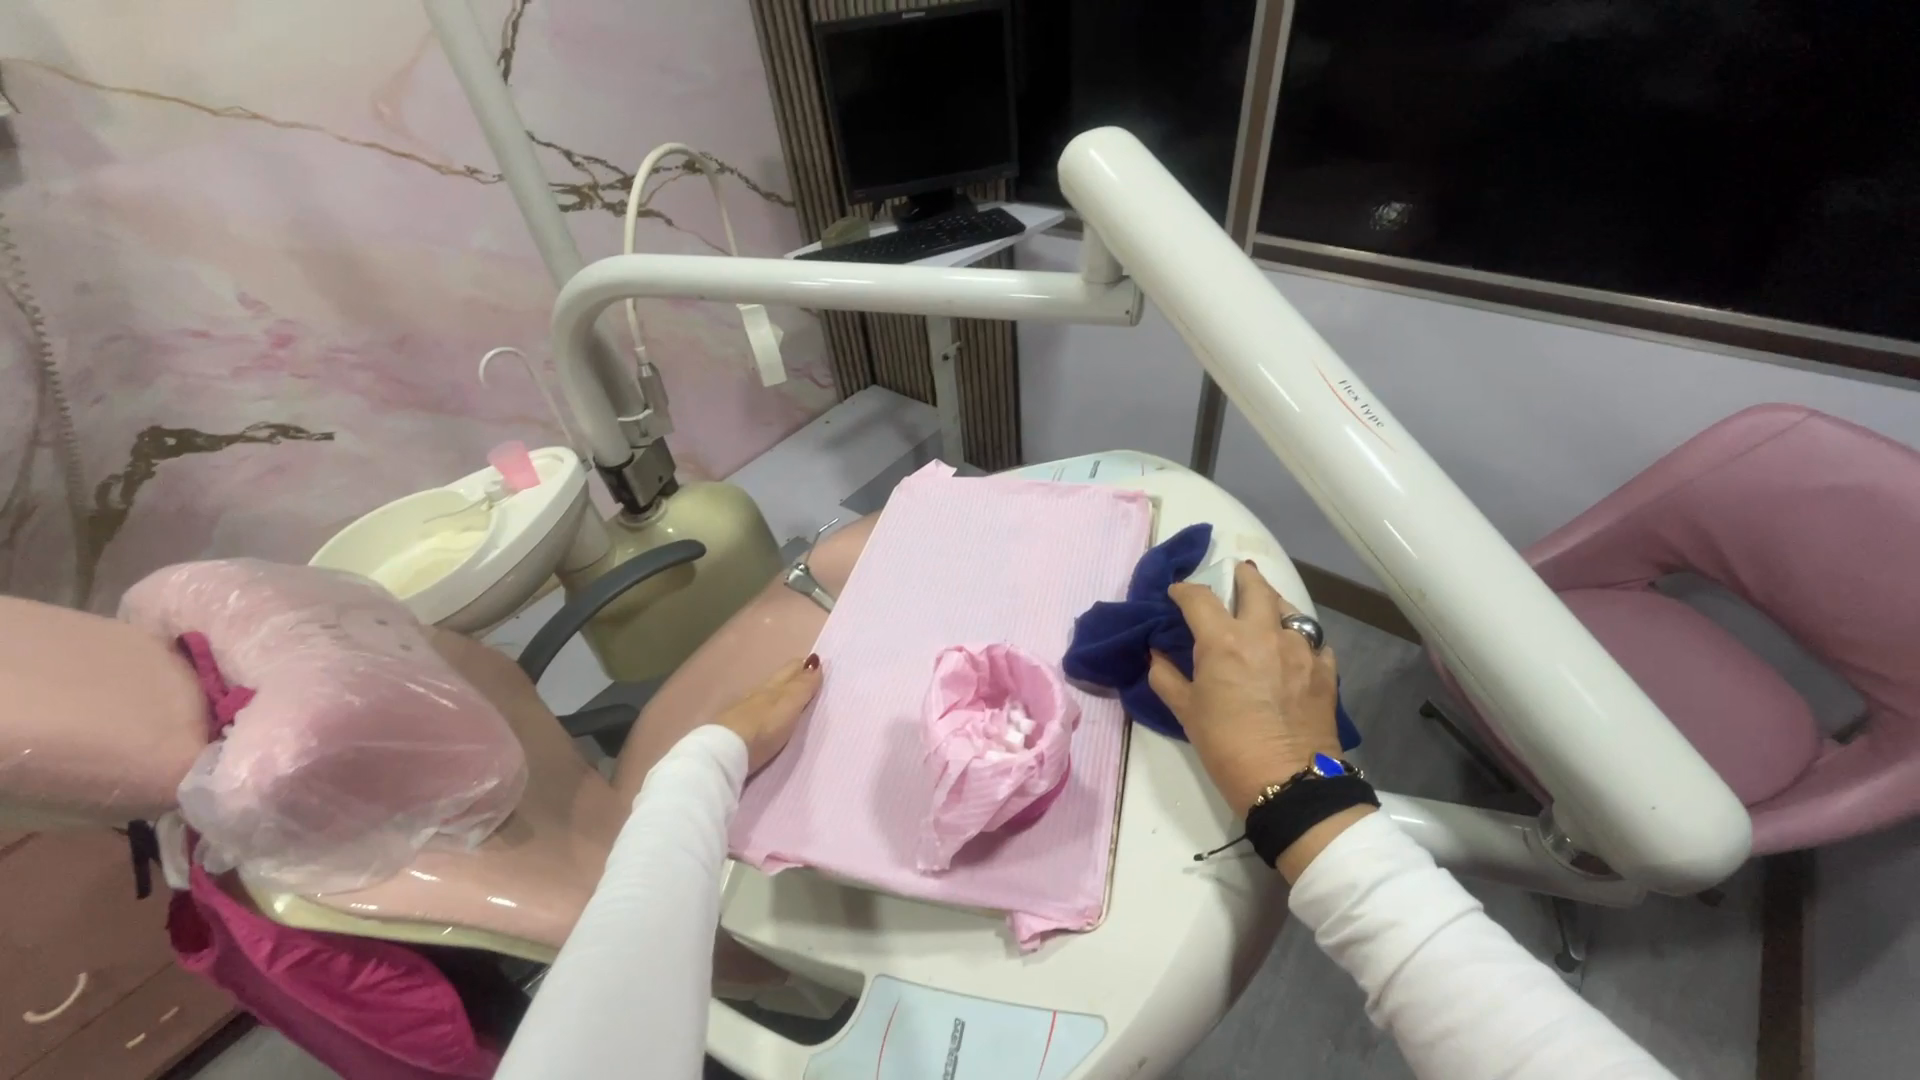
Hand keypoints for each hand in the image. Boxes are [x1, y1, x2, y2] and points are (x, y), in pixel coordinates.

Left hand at [715, 654, 823, 772]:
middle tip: (807, 676)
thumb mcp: (788, 705)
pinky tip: (767, 719)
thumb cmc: (763, 727)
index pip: (791, 670)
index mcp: (772, 687)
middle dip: (791, 676)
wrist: (725, 752)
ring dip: (778, 695)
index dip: (804, 665)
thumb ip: (802, 686)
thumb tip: (815, 661)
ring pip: (765, 696)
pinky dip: (766, 711)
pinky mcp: (735, 731)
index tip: (817, 664)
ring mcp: (743, 711)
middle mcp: (757, 694)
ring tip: (790, 699)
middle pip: (777, 680)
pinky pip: (756, 714)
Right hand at [1148, 562, 1342, 815]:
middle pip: (1254, 586)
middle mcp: (1264, 633)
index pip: (1199, 597)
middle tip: (1232, 575)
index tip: (1176, 593)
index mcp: (1224, 640)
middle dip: (1239, 576)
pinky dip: (1299, 639)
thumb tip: (1156, 654)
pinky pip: (1313, 641)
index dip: (1184, 590)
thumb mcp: (1186, 711)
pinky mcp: (1325, 670)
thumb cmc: (1227, 746)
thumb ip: (1166, 676)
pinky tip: (1292, 650)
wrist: (1289, 783)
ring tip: (1263, 608)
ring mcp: (1301, 649)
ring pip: (1289, 608)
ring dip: (1272, 602)